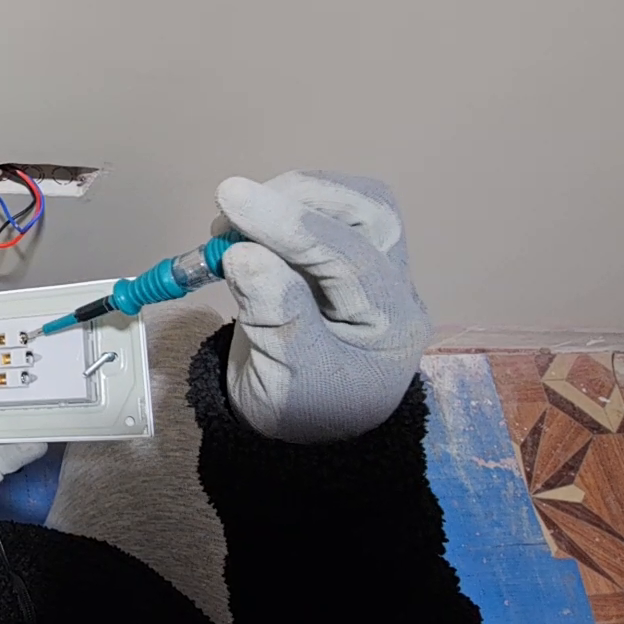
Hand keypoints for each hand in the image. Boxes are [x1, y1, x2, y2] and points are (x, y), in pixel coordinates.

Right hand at [215, 171, 432, 442]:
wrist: (297, 428)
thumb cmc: (301, 411)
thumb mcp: (287, 378)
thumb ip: (273, 317)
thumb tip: (242, 252)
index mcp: (391, 322)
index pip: (349, 258)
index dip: (290, 226)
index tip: (232, 201)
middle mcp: (388, 286)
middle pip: (370, 212)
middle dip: (304, 196)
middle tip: (238, 202)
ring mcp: (362, 268)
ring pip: (348, 206)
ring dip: (290, 197)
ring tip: (232, 220)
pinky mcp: (329, 260)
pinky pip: (316, 216)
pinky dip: (276, 209)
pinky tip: (240, 228)